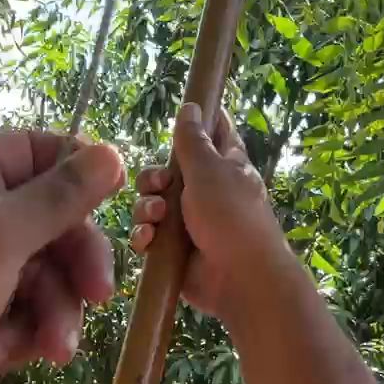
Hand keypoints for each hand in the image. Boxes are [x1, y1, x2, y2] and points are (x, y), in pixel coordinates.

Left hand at [0, 131, 124, 383]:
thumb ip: (60, 196)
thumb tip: (113, 154)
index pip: (34, 152)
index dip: (76, 171)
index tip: (117, 192)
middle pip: (53, 221)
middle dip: (76, 261)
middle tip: (99, 293)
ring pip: (49, 276)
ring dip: (54, 312)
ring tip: (52, 347)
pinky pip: (30, 313)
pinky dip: (23, 335)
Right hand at [128, 102, 290, 320]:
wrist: (238, 278)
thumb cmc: (231, 216)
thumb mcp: (209, 170)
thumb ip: (193, 140)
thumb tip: (190, 105)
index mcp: (223, 165)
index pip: (213, 131)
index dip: (197, 121)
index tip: (181, 112)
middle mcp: (204, 191)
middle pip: (167, 171)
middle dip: (154, 177)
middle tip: (160, 185)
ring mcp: (187, 222)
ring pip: (151, 204)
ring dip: (147, 208)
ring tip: (157, 218)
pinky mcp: (172, 249)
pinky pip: (148, 234)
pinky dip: (144, 236)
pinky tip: (148, 240)